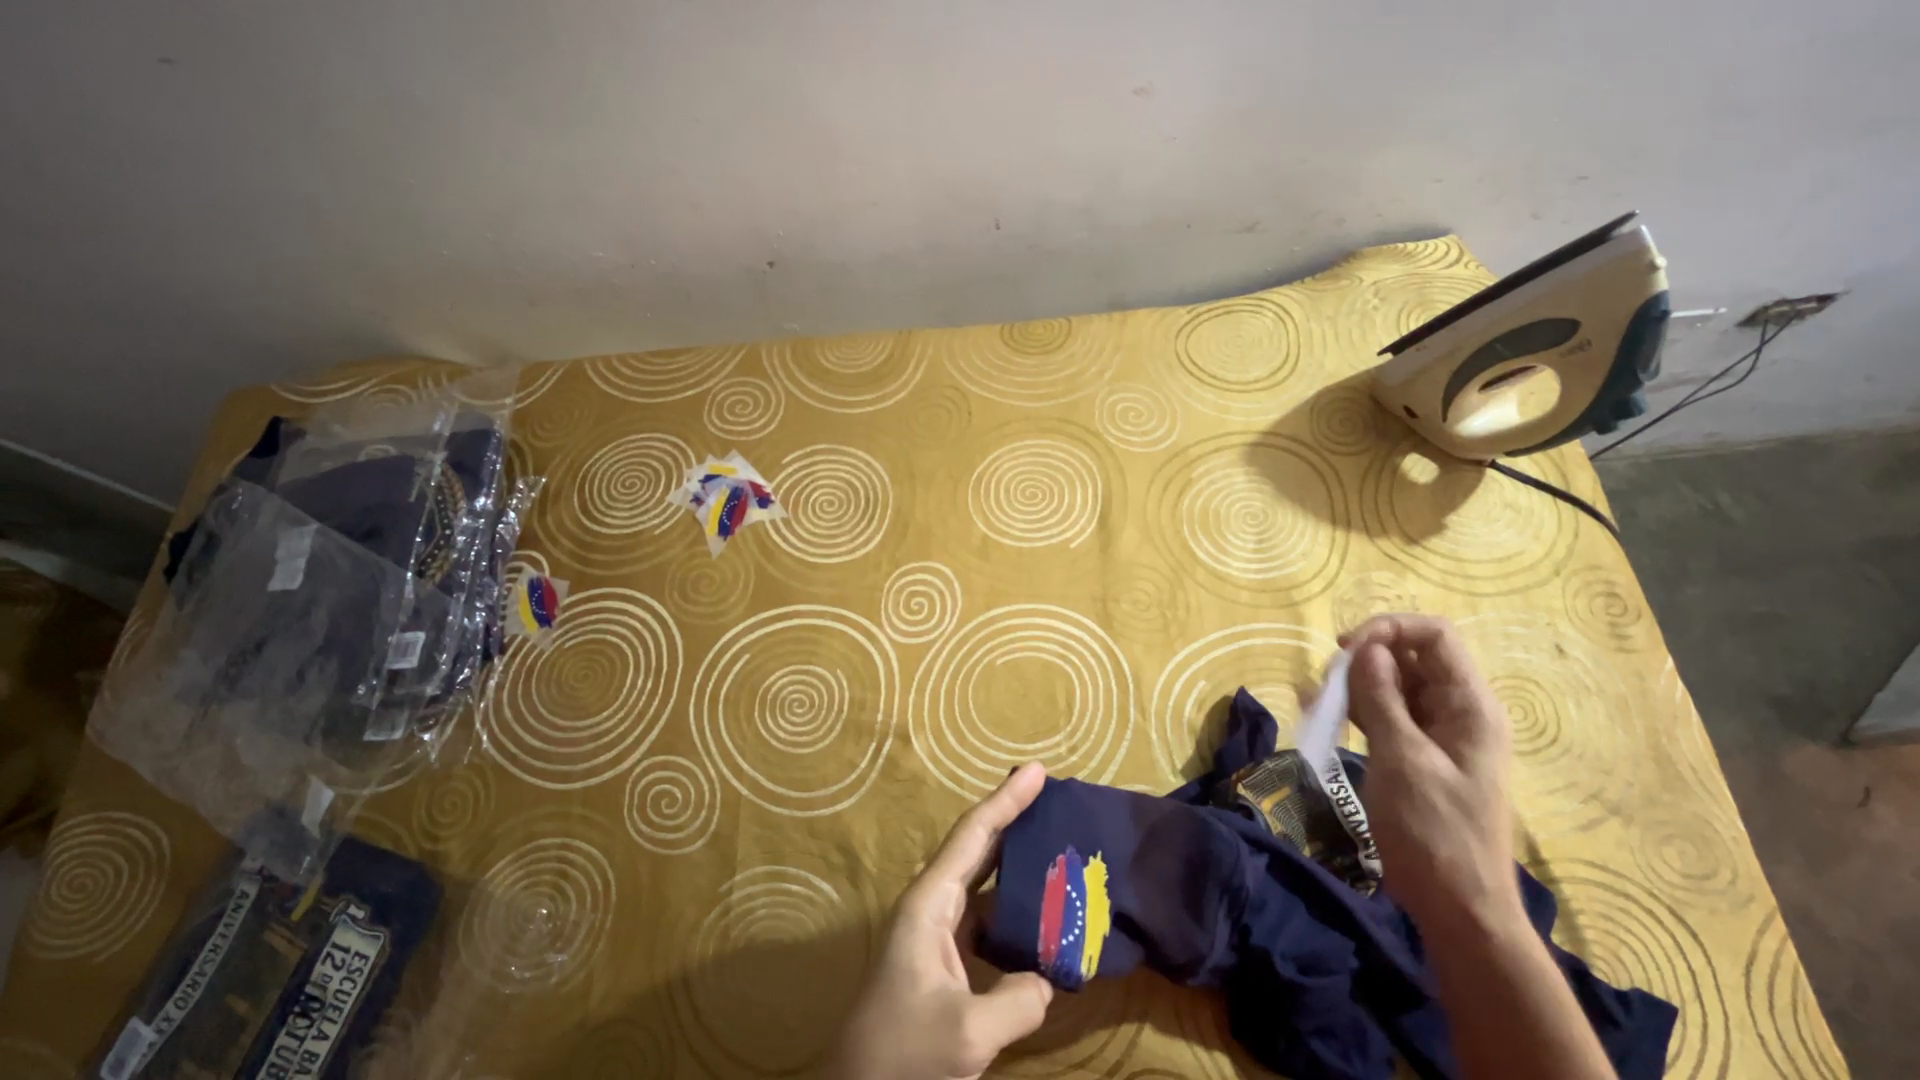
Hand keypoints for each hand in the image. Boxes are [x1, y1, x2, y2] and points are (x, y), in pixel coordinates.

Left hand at [829, 763, 1054, 1079]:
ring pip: (986, 889)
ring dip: (1020, 870)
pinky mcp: (944, 965)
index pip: (973, 837)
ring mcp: (936, 937)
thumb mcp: (969, 1032)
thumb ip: (1018, 1000)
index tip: (1038, 770)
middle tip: (1056, 798)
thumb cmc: (902, 1054)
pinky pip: (988, 925)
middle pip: (979, 850)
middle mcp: (931, 909)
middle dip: (1015, 821)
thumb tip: (1045, 979)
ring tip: (1061, 852)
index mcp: (929, 906)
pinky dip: (1018, 915)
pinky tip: (1046, 923)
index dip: (1006, 800)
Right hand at [1341, 615, 1520, 932]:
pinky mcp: (1418, 758)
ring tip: (1316, 700)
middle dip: (1366, 658)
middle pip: (1413, 657)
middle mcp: (1458, 711)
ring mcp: (1439, 736)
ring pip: (1395, 686)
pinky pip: (1387, 717)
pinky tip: (1322, 713)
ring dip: (1356, 685)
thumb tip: (1364, 650)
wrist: (1459, 907)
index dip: (1388, 629)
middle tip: (1325, 682)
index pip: (1435, 635)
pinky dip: (1358, 711)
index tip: (1344, 650)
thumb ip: (1381, 699)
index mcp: (1470, 706)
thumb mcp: (1402, 761)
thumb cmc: (1434, 833)